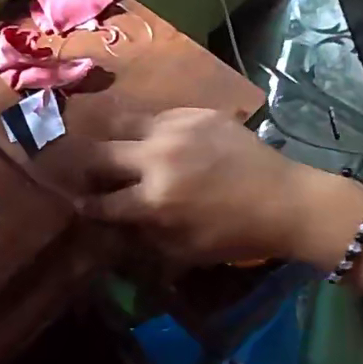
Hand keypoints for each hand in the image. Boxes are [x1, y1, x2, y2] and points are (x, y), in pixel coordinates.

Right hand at [79, 106, 362, 264]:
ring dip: (109, 136)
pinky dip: (146, 128)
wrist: (286, 200)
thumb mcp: (183, 250)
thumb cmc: (234, 235)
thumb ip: (143, 237)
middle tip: (80, 169)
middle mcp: (157, 158)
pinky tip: (148, 136)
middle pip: (100, 154)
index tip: (76, 204)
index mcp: (155, 199)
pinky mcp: (196, 113)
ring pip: (122, 122)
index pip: (102, 202)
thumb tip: (114, 226)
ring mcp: (176, 128)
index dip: (85, 206)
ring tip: (105, 142)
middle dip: (83, 165)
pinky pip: (156, 114)